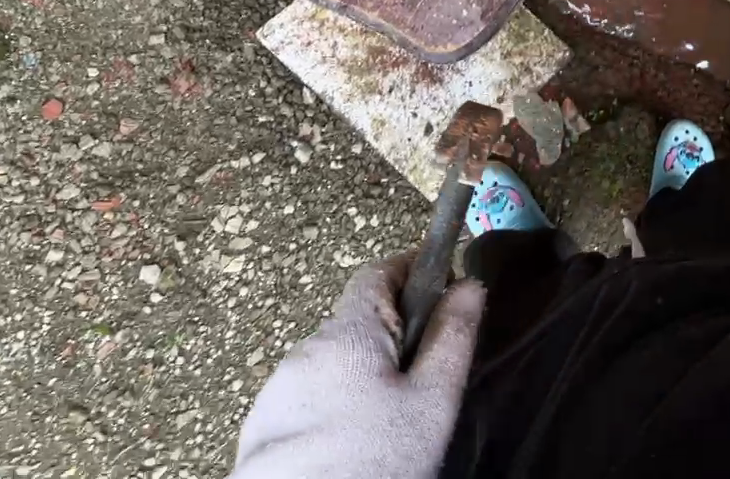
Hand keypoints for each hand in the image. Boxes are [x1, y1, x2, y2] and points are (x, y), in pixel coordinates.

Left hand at [230, 253, 484, 478]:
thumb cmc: (375, 460)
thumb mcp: (433, 401)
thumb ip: (453, 336)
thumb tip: (470, 283)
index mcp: (349, 332)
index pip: (380, 272)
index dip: (414, 270)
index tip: (444, 290)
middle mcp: (305, 349)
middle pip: (359, 321)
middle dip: (393, 335)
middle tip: (425, 376)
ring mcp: (276, 391)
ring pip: (334, 362)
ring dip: (363, 372)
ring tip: (389, 418)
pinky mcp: (259, 429)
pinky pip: (309, 396)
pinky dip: (334, 402)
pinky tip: (351, 441)